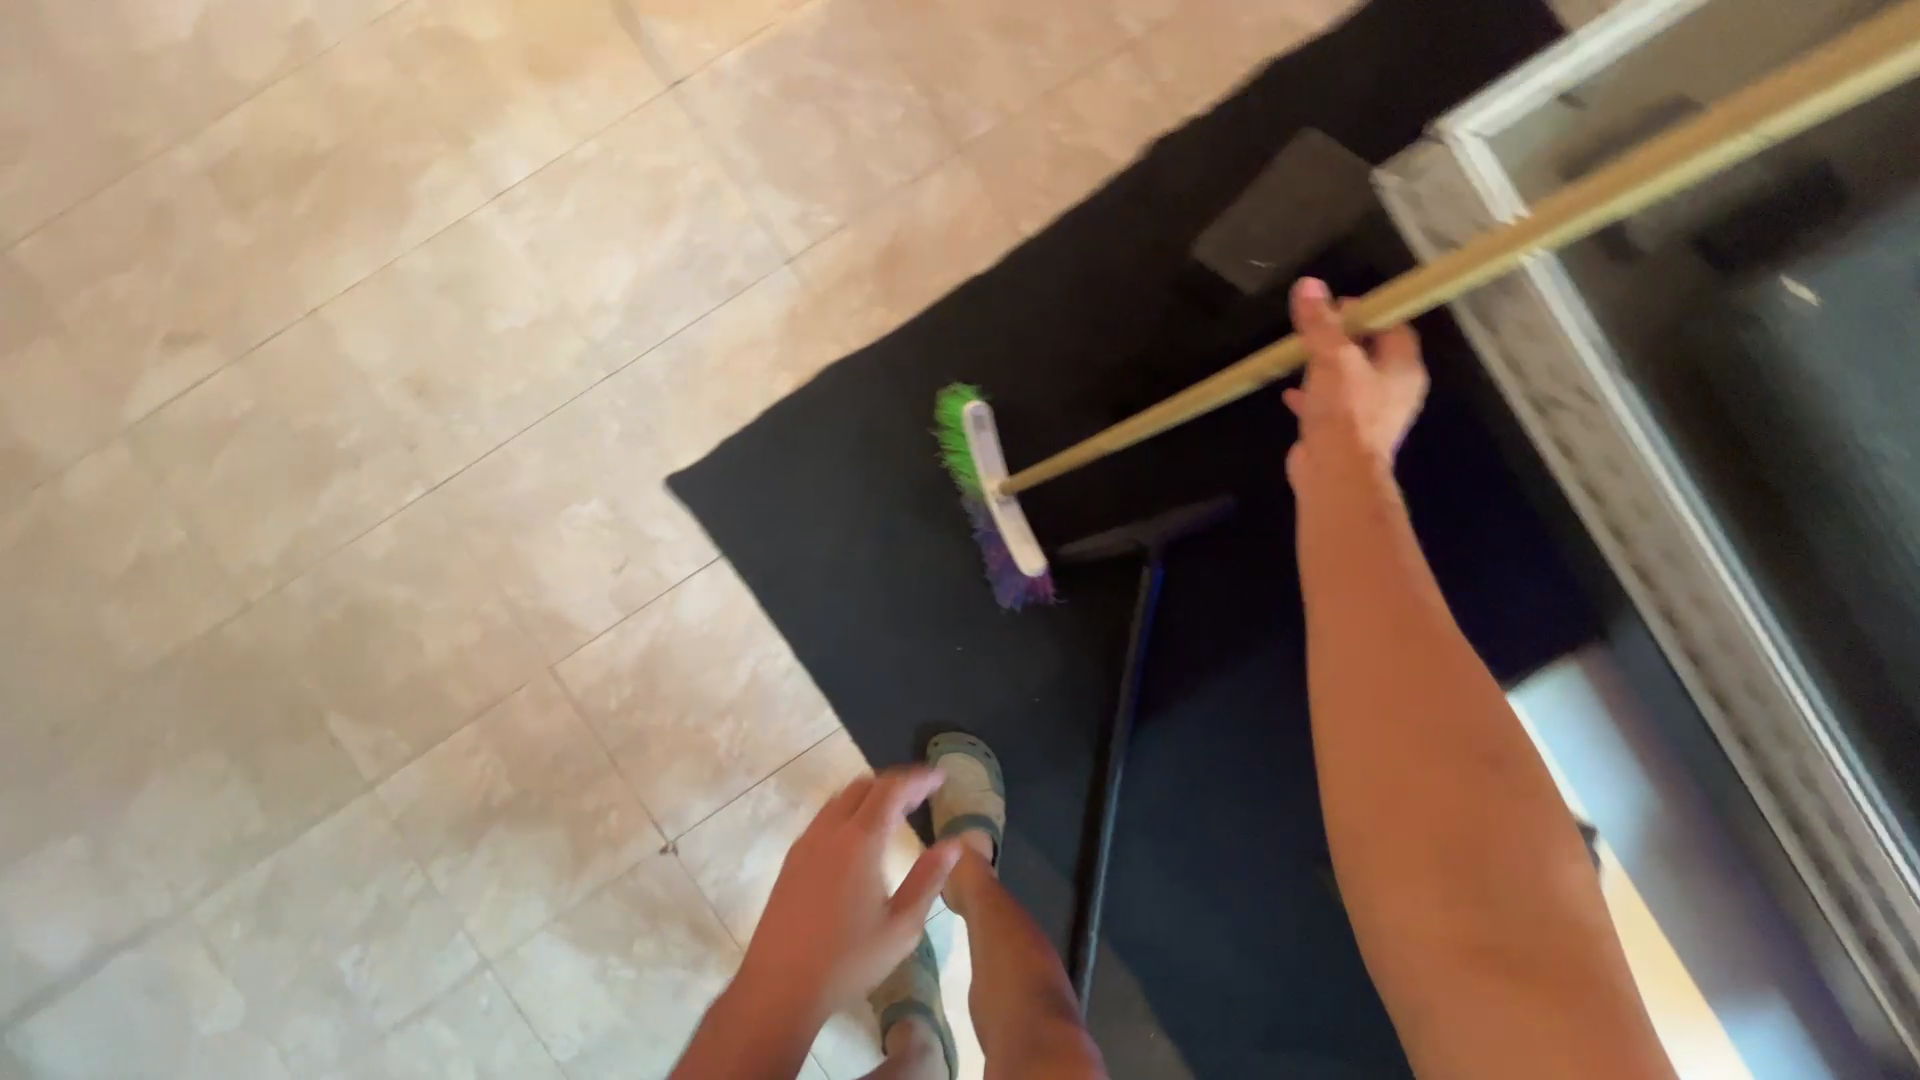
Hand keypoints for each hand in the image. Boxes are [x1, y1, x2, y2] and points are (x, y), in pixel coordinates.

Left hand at [737, 767, 963, 1017]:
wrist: (778, 987)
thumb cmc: (848, 960)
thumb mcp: (902, 926)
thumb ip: (929, 879)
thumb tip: (954, 844)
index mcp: (860, 841)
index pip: (892, 789)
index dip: (918, 778)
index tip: (941, 777)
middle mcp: (830, 832)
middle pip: (864, 786)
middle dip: (895, 784)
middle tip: (922, 797)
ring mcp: (806, 844)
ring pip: (840, 799)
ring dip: (870, 796)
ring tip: (895, 814)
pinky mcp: (791, 862)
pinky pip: (825, 819)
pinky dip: (849, 813)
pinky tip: (860, 841)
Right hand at [1283, 278, 1427, 490]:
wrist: (1337, 474)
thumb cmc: (1346, 411)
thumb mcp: (1332, 358)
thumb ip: (1321, 324)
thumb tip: (1308, 285)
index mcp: (1403, 368)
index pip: (1394, 327)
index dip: (1368, 312)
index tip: (1337, 306)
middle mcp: (1394, 392)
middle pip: (1371, 354)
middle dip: (1343, 340)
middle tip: (1315, 329)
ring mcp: (1370, 417)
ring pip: (1349, 382)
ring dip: (1326, 369)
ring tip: (1300, 356)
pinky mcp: (1345, 437)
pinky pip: (1330, 408)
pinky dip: (1312, 398)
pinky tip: (1289, 394)